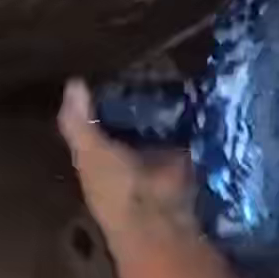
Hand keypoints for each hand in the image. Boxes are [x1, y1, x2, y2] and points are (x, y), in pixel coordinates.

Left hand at [57, 79, 197, 247]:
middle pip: (142, 116)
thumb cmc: (114, 184)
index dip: (115, 93)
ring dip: (178, 103)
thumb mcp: (88, 150)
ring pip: (170, 121)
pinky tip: (204, 90)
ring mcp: (165, 152)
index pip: (109, 116)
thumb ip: (79, 120)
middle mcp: (135, 150)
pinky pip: (194, 128)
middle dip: (151, 94)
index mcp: (104, 151)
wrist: (157, 212)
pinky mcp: (191, 153)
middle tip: (163, 65)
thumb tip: (74, 81)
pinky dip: (199, 114)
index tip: (127, 67)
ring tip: (186, 71)